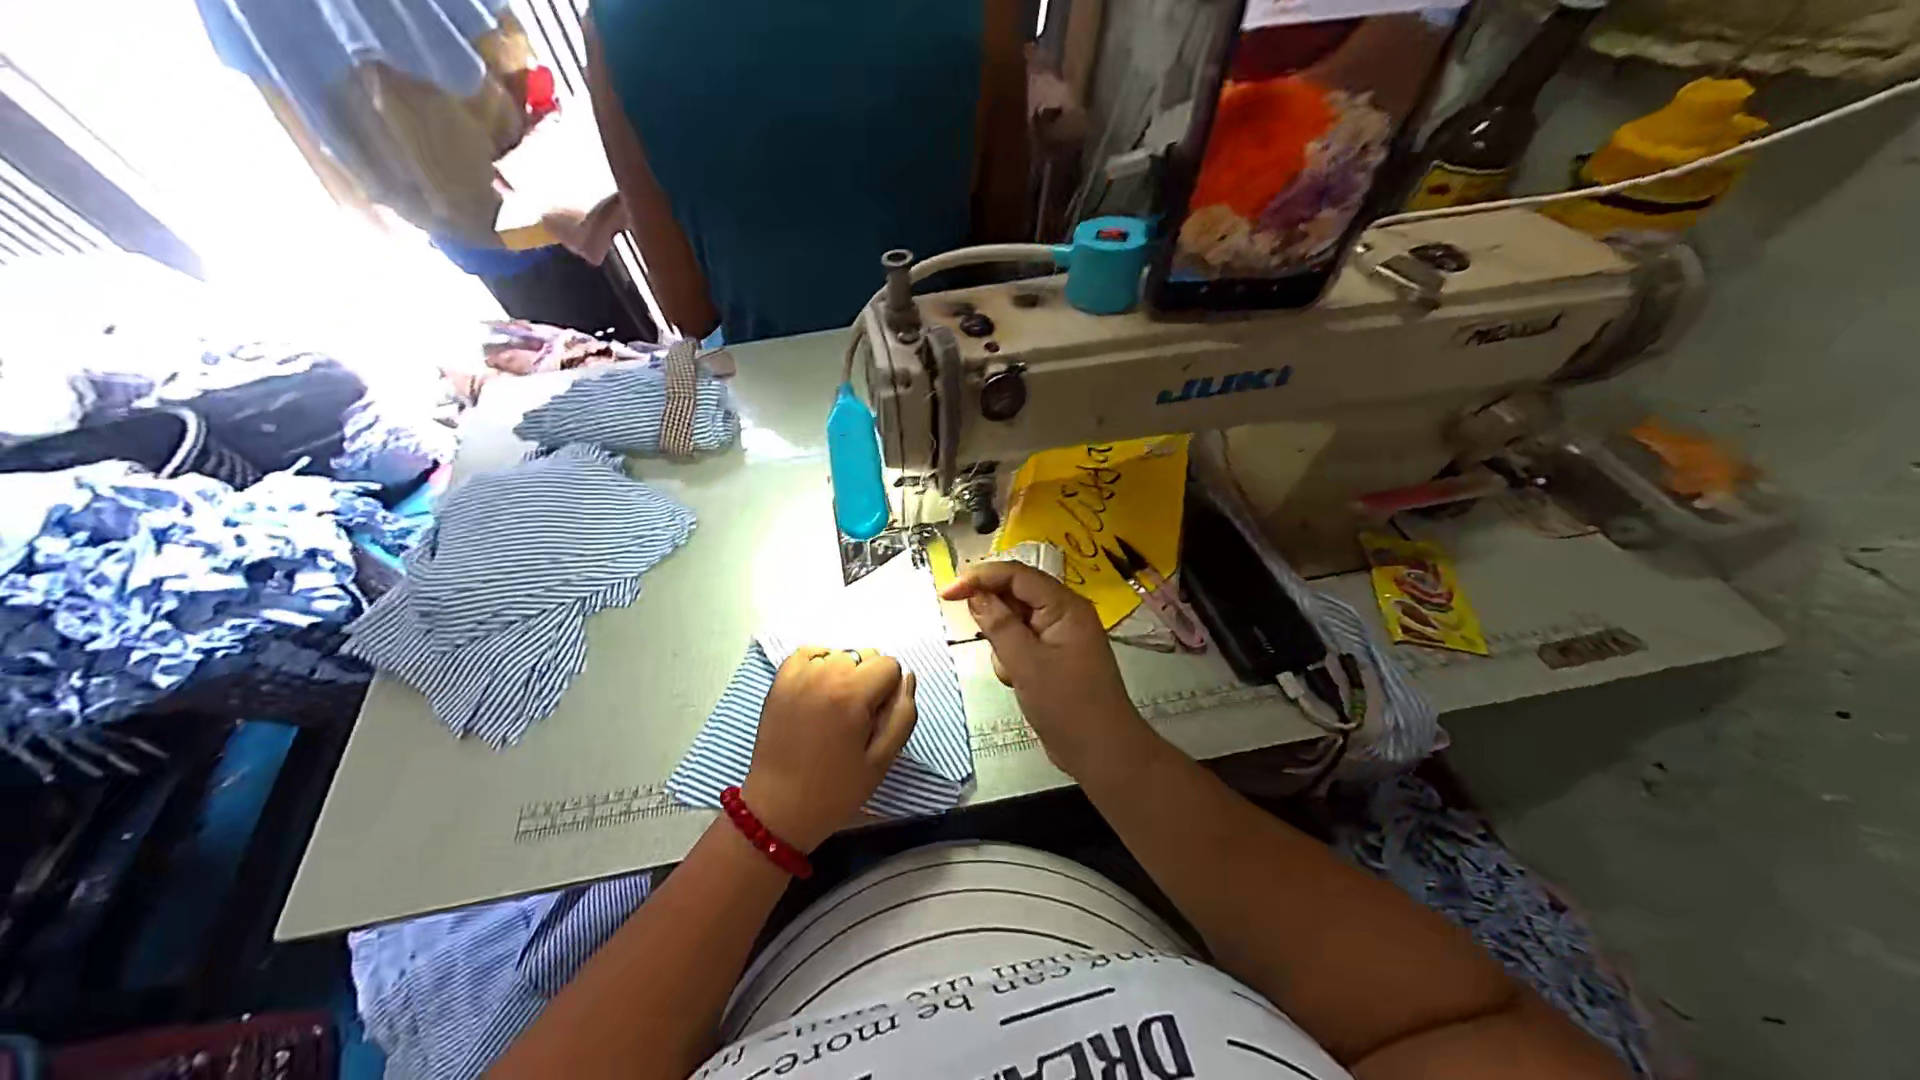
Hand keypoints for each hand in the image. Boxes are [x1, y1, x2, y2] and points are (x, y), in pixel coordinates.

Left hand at [741, 648, 916, 852]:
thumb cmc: (836, 789)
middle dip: (869, 681)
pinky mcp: (779, 682)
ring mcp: (797, 676)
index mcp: (852, 693)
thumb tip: (907, 678)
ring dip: (845, 673)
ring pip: (839, 654)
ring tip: (835, 708)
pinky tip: (819, 691)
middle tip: (856, 718)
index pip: (890, 665)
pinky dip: (819, 664)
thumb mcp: (883, 759)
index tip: (876, 720)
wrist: (780, 808)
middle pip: (865, 655)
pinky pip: (809, 653)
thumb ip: (903, 714)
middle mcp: (824, 674)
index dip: (890, 692)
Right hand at [941, 563, 1156, 780]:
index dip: (980, 577)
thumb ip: (998, 625)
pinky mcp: (1054, 656)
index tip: (948, 592)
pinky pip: (1022, 643)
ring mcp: (1060, 636)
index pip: (1017, 575)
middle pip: (1015, 595)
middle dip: (993, 616)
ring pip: (1015, 621)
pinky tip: (1017, 681)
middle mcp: (1064, 613)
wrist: (1102, 751)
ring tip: (1012, 672)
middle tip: (978, 636)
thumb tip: (975, 595)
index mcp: (1065, 606)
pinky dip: (1011, 658)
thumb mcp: (1026, 663)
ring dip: (1003, 643)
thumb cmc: (1068, 705)